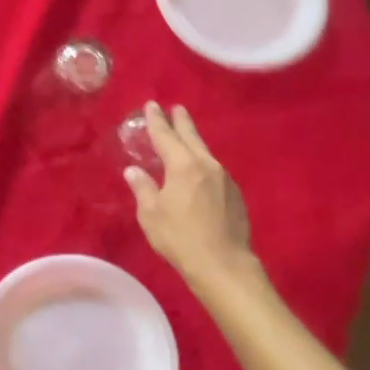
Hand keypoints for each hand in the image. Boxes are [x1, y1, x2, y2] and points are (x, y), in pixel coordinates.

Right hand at [123, 102, 259, 294]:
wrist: (223, 263)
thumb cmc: (180, 237)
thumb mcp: (151, 214)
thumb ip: (143, 188)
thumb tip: (134, 171)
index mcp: (183, 166)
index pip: (166, 137)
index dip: (156, 121)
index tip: (152, 106)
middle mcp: (207, 165)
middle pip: (192, 137)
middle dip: (181, 122)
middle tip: (176, 108)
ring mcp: (224, 179)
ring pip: (205, 153)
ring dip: (194, 142)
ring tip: (186, 137)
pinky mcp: (234, 194)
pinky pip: (214, 170)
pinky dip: (202, 163)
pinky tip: (198, 172)